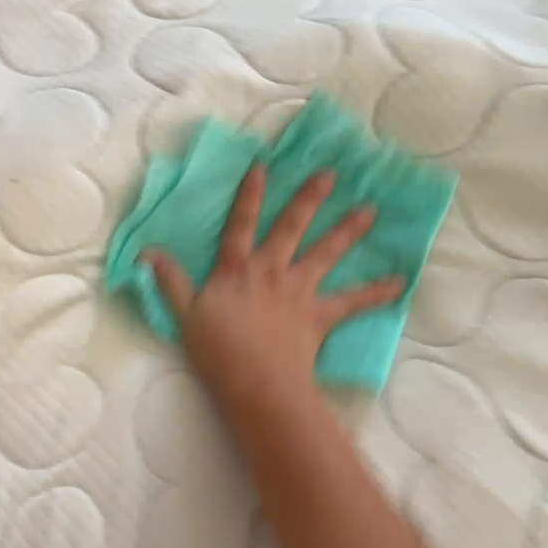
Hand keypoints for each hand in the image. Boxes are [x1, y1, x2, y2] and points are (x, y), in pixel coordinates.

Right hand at [143, 166, 403, 404]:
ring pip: (325, 254)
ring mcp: (298, 291)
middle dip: (309, 200)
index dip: (250, 195)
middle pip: (291, 228)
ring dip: (347, 231)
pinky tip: (399, 282)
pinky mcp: (319, 316)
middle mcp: (270, 271)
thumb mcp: (184, 313)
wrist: (256, 381)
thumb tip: (148, 252)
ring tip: (370, 211)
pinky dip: (375, 293)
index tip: (263, 166)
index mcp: (236, 268)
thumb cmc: (217, 349)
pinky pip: (351, 303)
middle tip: (330, 175)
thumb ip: (169, 280)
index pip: (241, 225)